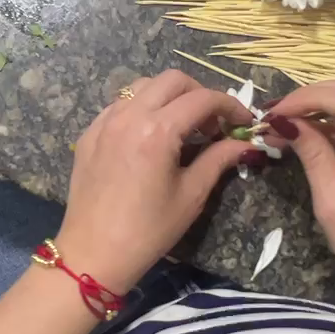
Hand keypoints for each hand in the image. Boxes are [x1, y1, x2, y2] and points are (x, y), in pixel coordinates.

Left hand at [55, 70, 255, 290]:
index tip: (244, 122)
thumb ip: (218, 159)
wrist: (93, 253)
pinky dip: (142, 107)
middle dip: (199, 93)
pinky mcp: (90, 133)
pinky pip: (121, 104)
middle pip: (172, 80)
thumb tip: (244, 142)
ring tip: (182, 126)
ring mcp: (105, 121)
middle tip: (213, 123)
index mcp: (157, 130)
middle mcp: (129, 115)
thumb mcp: (191, 195)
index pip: (203, 99)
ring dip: (169, 97)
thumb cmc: (148, 230)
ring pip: (143, 86)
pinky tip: (150, 135)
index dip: (230, 105)